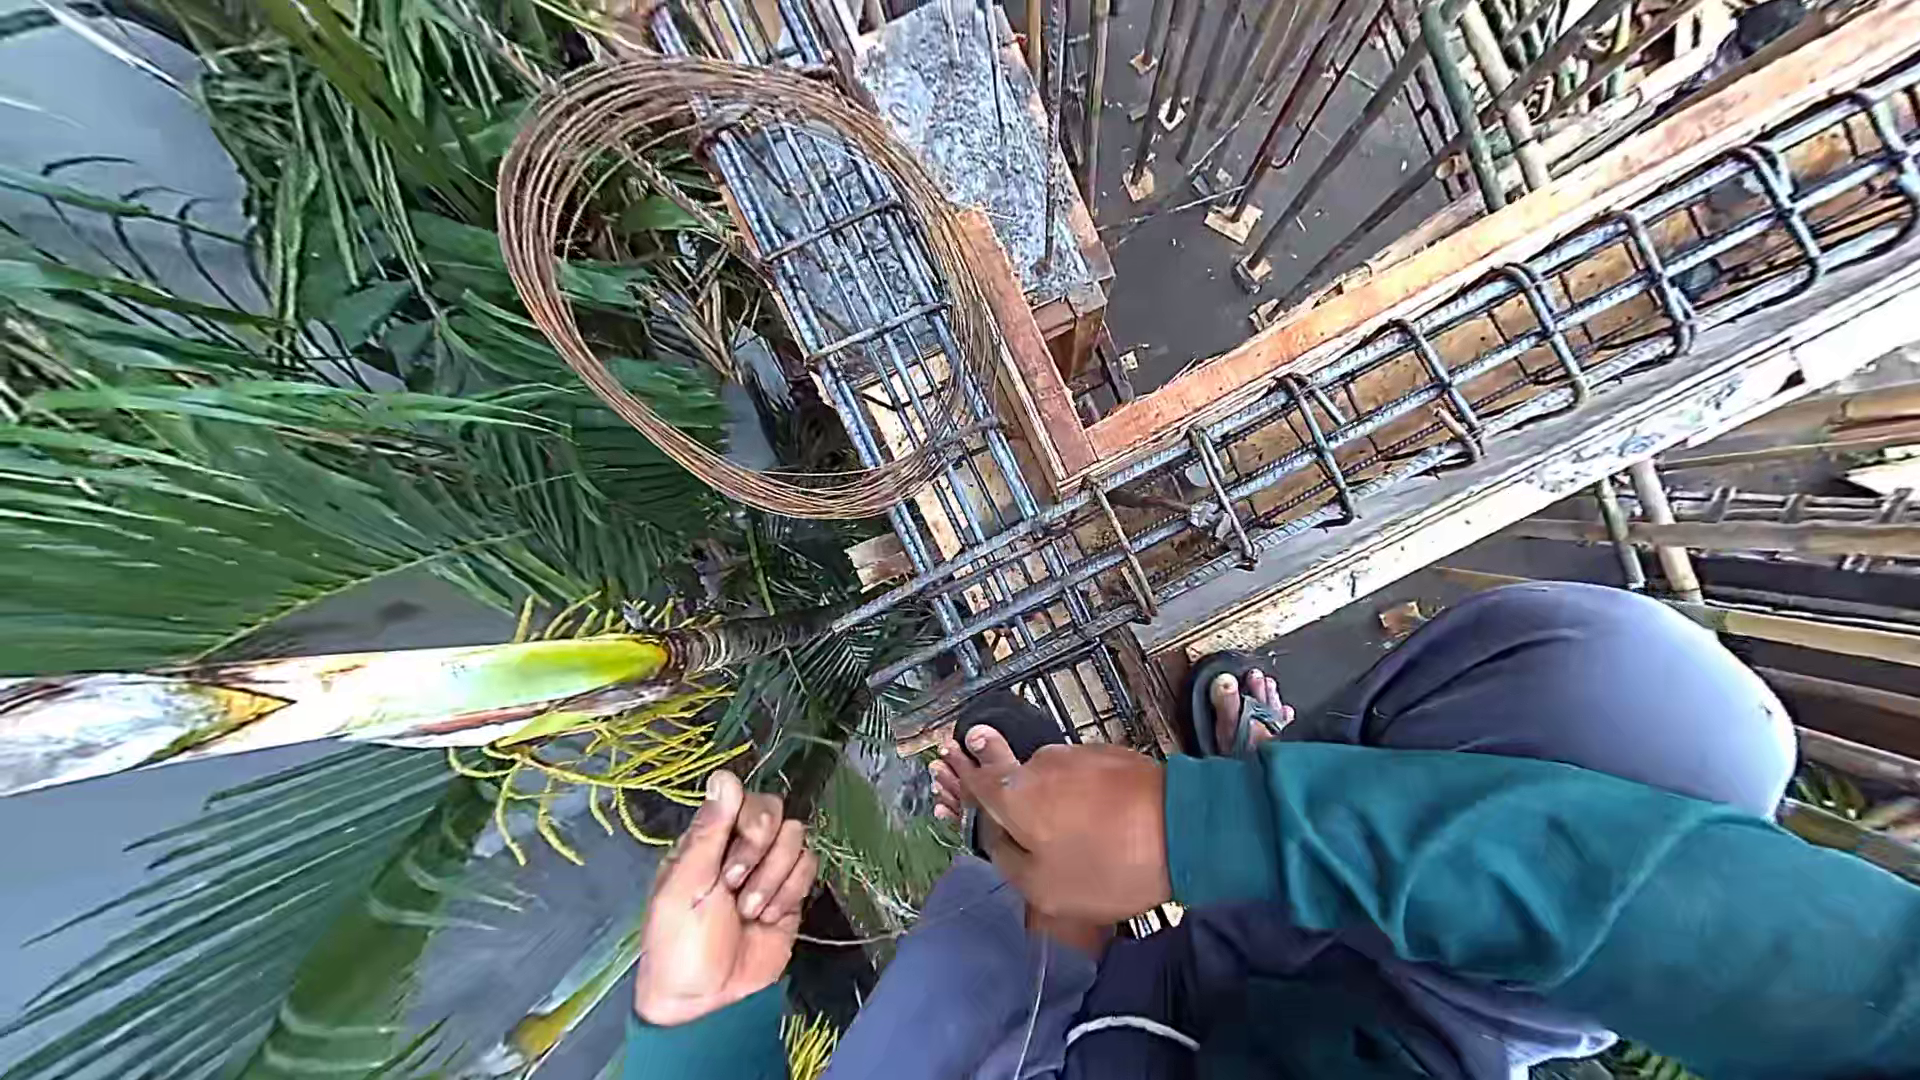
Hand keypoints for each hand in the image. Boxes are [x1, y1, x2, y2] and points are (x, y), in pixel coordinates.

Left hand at [632, 770, 817, 1025]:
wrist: (713, 1000)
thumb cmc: (682, 943)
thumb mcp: (685, 886)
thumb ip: (709, 829)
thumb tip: (724, 774)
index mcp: (710, 837)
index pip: (743, 797)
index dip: (744, 823)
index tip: (727, 860)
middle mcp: (741, 843)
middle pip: (774, 810)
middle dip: (759, 852)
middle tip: (734, 885)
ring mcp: (770, 863)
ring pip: (795, 836)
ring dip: (771, 879)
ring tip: (748, 910)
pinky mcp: (793, 886)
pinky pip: (809, 864)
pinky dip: (789, 892)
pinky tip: (767, 916)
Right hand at [943, 731, 1170, 921]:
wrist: (1181, 825)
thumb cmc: (1107, 863)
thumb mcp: (1046, 888)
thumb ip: (1008, 860)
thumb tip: (998, 837)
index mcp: (1013, 794)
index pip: (972, 778)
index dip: (957, 775)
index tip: (944, 763)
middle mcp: (1035, 764)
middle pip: (1008, 777)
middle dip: (1003, 794)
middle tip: (1016, 822)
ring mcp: (1071, 753)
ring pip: (1044, 777)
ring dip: (1045, 797)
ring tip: (1069, 833)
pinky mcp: (1102, 752)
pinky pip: (1075, 774)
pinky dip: (1074, 791)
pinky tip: (1095, 817)